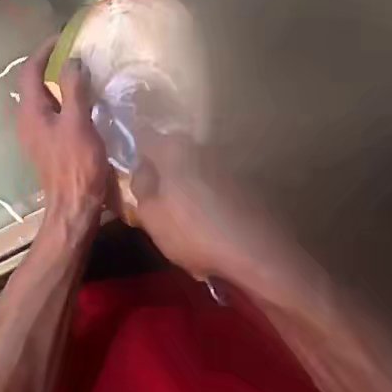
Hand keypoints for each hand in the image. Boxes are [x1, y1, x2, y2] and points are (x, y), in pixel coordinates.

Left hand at [15, 36, 109, 232]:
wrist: (74, 207)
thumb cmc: (77, 165)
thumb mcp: (78, 122)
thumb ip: (74, 89)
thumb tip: (72, 60)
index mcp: (30, 111)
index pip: (31, 70)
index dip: (45, 50)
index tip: (64, 36)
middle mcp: (27, 120)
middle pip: (36, 82)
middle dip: (53, 64)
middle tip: (77, 52)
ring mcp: (36, 134)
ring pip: (45, 99)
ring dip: (60, 83)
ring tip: (84, 72)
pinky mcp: (48, 145)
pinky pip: (53, 113)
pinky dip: (66, 100)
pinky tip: (86, 102)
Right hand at [128, 130, 311, 299]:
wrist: (261, 254)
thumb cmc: (194, 231)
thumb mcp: (150, 217)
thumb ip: (140, 189)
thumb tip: (143, 173)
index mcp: (173, 147)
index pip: (142, 137)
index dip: (133, 156)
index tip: (131, 179)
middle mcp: (202, 145)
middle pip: (171, 154)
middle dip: (163, 175)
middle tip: (156, 205)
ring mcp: (229, 163)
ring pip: (196, 172)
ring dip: (188, 189)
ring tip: (186, 223)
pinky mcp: (250, 184)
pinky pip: (218, 188)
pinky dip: (212, 202)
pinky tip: (212, 230)